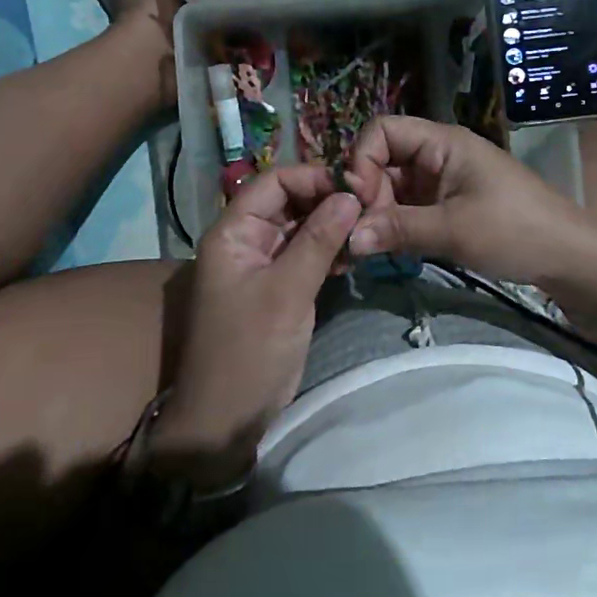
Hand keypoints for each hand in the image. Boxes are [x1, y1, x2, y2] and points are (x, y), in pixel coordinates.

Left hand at [150, 166, 360, 481]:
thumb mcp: (286, 292)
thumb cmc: (249, 351)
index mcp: (232, 232)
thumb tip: (349, 195)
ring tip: (367, 229)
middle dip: (327, 201)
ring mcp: (261, 266)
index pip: (273, 183)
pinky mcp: (277, 289)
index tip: (355, 186)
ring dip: (331, 226)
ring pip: (299, 229)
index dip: (312, 177)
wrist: (226, 419)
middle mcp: (244, 241)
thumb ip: (318, 240)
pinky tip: (354, 254)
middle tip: (370, 207)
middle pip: (288, 203)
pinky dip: (328, 251)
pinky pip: (304, 256)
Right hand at [342, 116, 596, 289]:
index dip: (362, 159)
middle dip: (367, 194)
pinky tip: (386, 248)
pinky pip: (406, 208)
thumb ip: (397, 229)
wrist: (567, 257)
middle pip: (381, 161)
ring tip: (370, 245)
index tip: (360, 201)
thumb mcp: (453, 230)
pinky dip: (393, 225)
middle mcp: (436, 156)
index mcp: (442, 143)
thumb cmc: (514, 230)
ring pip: (390, 188)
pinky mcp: (444, 206)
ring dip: (378, 213)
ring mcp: (440, 182)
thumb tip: (348, 237)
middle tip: (363, 232)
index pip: (382, 130)